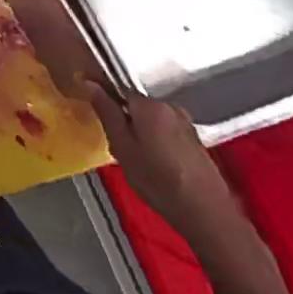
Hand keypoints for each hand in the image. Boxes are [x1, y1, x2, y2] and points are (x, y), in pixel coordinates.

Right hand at [85, 85, 239, 242]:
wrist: (202, 209)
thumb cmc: (155, 178)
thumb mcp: (121, 145)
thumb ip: (106, 112)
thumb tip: (90, 83)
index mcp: (150, 105)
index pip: (118, 88)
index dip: (103, 99)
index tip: (94, 113)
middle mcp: (170, 107)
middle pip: (135, 104)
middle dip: (122, 119)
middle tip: (114, 144)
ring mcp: (185, 122)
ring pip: (149, 119)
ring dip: (137, 131)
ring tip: (132, 158)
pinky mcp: (193, 138)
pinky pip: (163, 130)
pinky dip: (153, 140)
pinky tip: (151, 163)